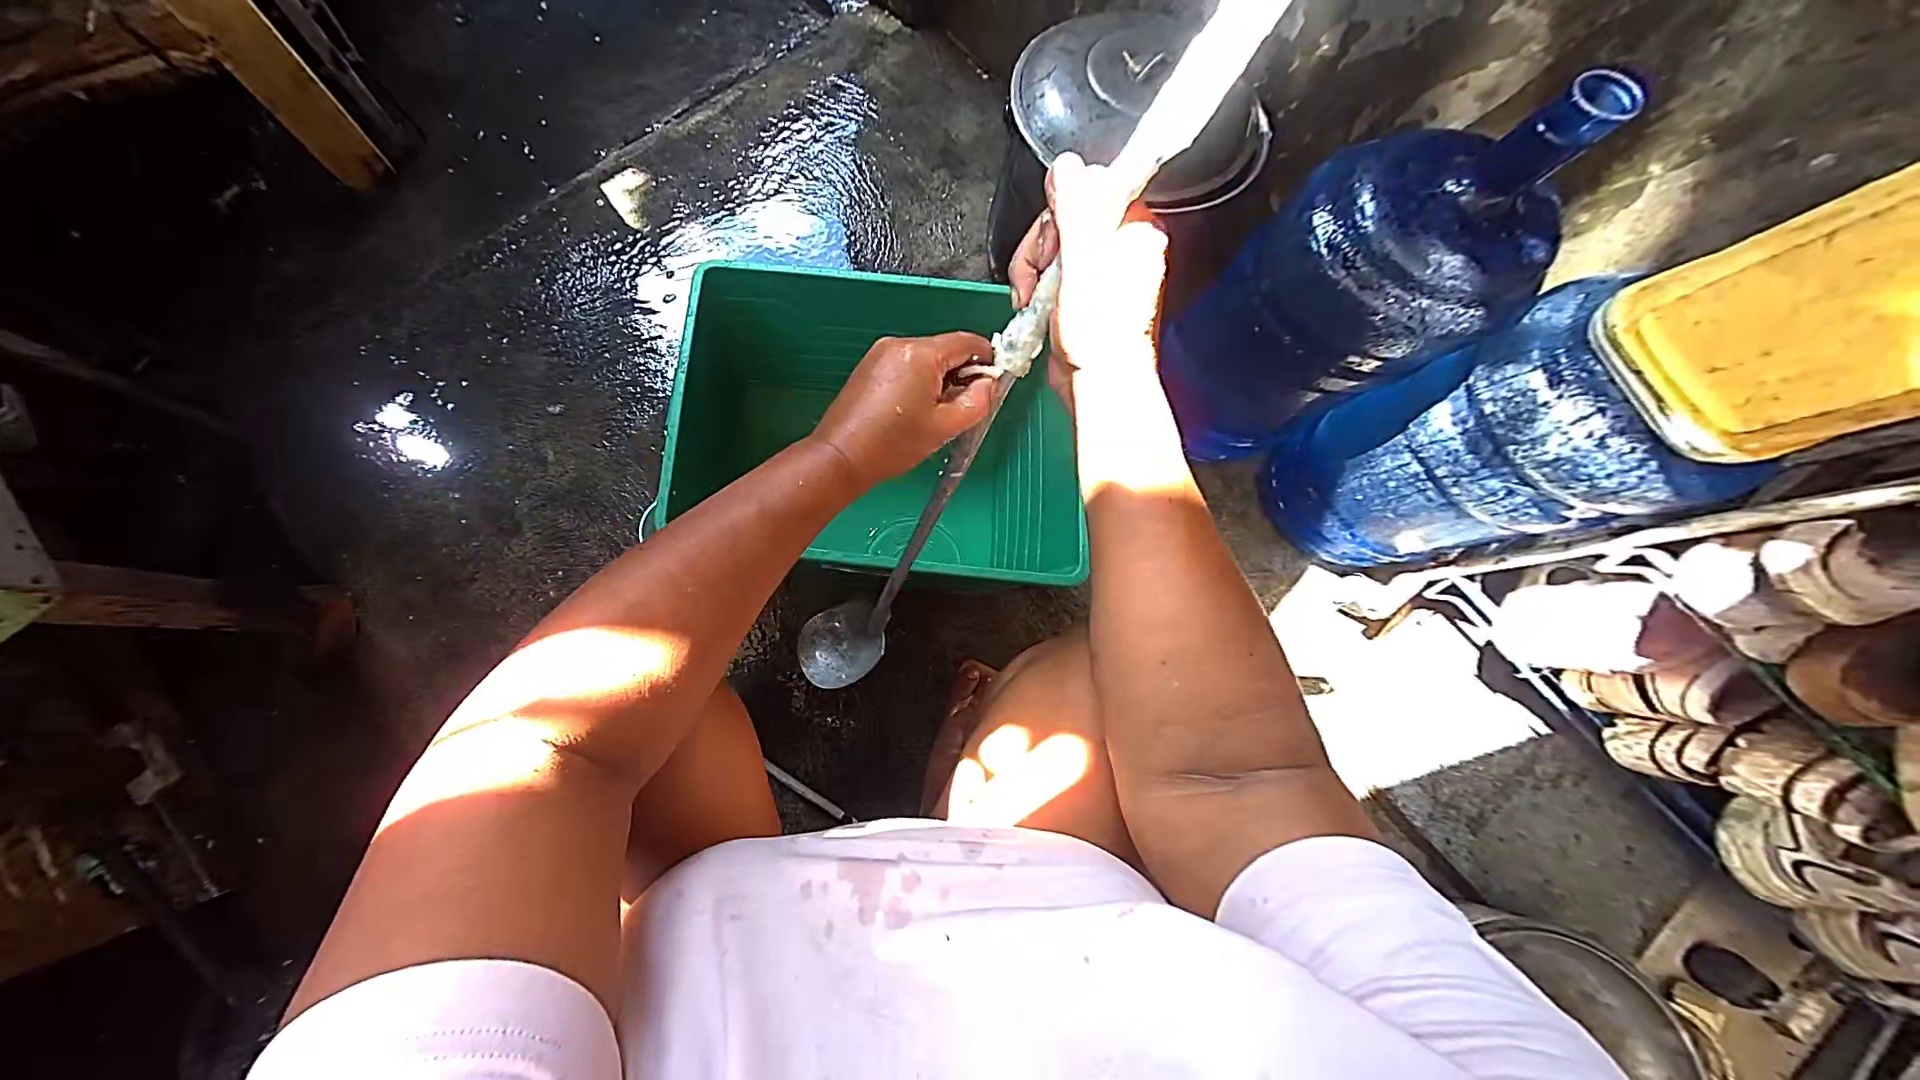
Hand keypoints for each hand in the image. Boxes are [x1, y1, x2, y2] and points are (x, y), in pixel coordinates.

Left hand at [811, 332, 996, 489]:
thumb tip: (990, 385)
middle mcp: (900, 345)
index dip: (988, 361)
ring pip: (927, 360)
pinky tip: (916, 411)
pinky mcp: (872, 367)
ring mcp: (882, 354)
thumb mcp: (946, 427)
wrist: (842, 457)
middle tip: (964, 407)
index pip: (968, 342)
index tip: (993, 381)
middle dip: (961, 375)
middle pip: (946, 350)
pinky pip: (908, 366)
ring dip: (940, 381)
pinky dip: (920, 383)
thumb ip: (978, 401)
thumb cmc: (888, 444)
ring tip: (935, 415)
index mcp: (920, 354)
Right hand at [1009, 153, 1168, 410]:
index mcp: (1134, 228)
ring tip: (1036, 299)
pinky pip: (1049, 275)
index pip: (1091, 188)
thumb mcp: (1084, 261)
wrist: (1098, 383)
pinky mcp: (1081, 294)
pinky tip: (1036, 308)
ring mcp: (1099, 272)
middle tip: (1044, 276)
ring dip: (1033, 272)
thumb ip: (1076, 208)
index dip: (1062, 211)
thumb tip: (1068, 166)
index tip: (1054, 241)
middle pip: (1065, 218)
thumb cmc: (1102, 336)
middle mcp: (1119, 247)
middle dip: (1042, 249)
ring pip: (1052, 248)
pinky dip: (1035, 290)